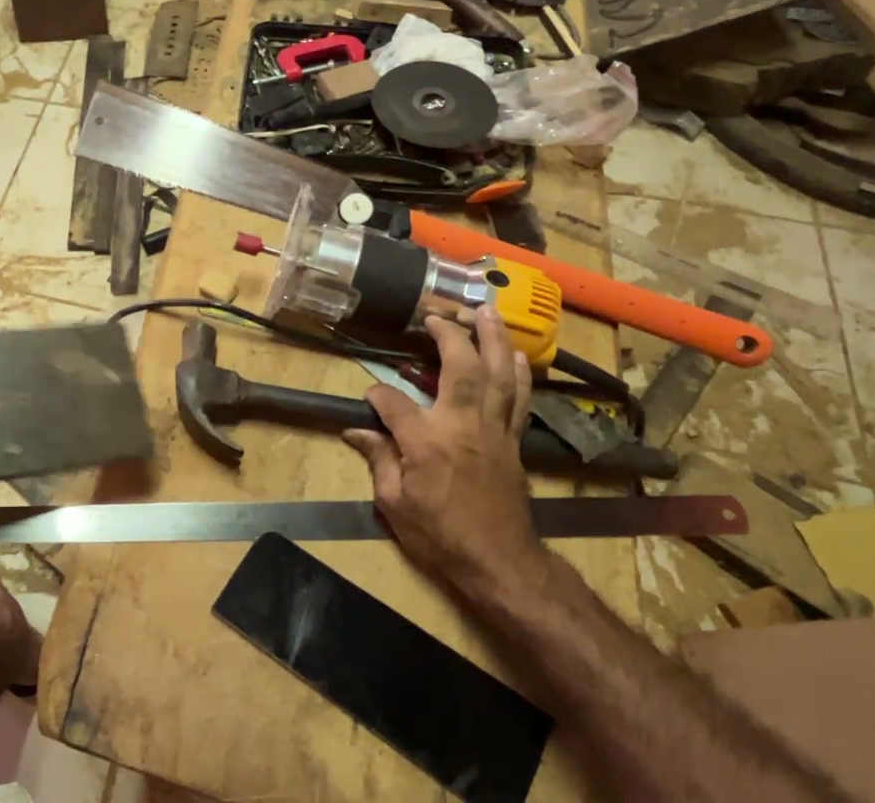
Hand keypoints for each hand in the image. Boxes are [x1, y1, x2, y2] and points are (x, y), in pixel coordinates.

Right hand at [342, 306, 544, 596]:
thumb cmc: (439, 536)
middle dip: (450, 335)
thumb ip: (378, 460)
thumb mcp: (393, 504)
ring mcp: (494, 431)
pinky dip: (518, 372)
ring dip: (493, 339)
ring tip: (486, 312)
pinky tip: (515, 355)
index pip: (393, 402)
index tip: (368, 399)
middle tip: (439, 312)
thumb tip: (356, 431)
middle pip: (462, 367)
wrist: (498, 562)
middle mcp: (463, 425)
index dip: (376, 395)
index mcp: (426, 441)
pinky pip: (518, 398)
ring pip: (499, 374)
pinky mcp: (512, 442)